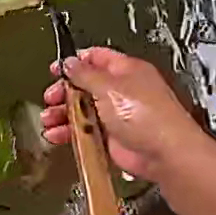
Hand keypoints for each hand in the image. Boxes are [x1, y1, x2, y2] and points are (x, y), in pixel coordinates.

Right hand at [40, 47, 212, 180]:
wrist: (166, 156)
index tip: (57, 69)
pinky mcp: (112, 138)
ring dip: (63, 114)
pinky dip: (69, 133)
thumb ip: (84, 74)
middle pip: (84, 86)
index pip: (95, 58)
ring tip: (49, 119)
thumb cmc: (149, 117)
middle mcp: (122, 91)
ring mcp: (117, 115)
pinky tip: (57, 134)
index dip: (74, 62)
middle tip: (52, 97)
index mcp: (126, 71)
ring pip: (81, 110)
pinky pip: (85, 131)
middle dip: (64, 92)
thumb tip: (69, 63)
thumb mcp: (108, 87)